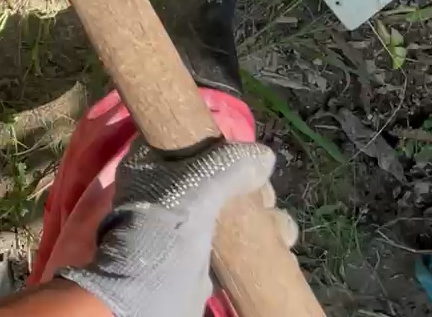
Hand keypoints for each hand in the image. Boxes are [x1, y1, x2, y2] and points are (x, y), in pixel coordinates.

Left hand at [59, 139, 295, 316]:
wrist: (151, 294)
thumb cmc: (163, 228)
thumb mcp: (194, 187)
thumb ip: (227, 165)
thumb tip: (265, 155)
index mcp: (152, 159)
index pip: (191, 137)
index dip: (221, 143)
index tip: (246, 155)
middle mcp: (169, 184)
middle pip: (221, 171)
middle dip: (250, 183)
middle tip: (263, 197)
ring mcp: (188, 218)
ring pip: (235, 203)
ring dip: (263, 213)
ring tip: (278, 228)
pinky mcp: (205, 249)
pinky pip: (239, 234)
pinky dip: (261, 236)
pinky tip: (280, 242)